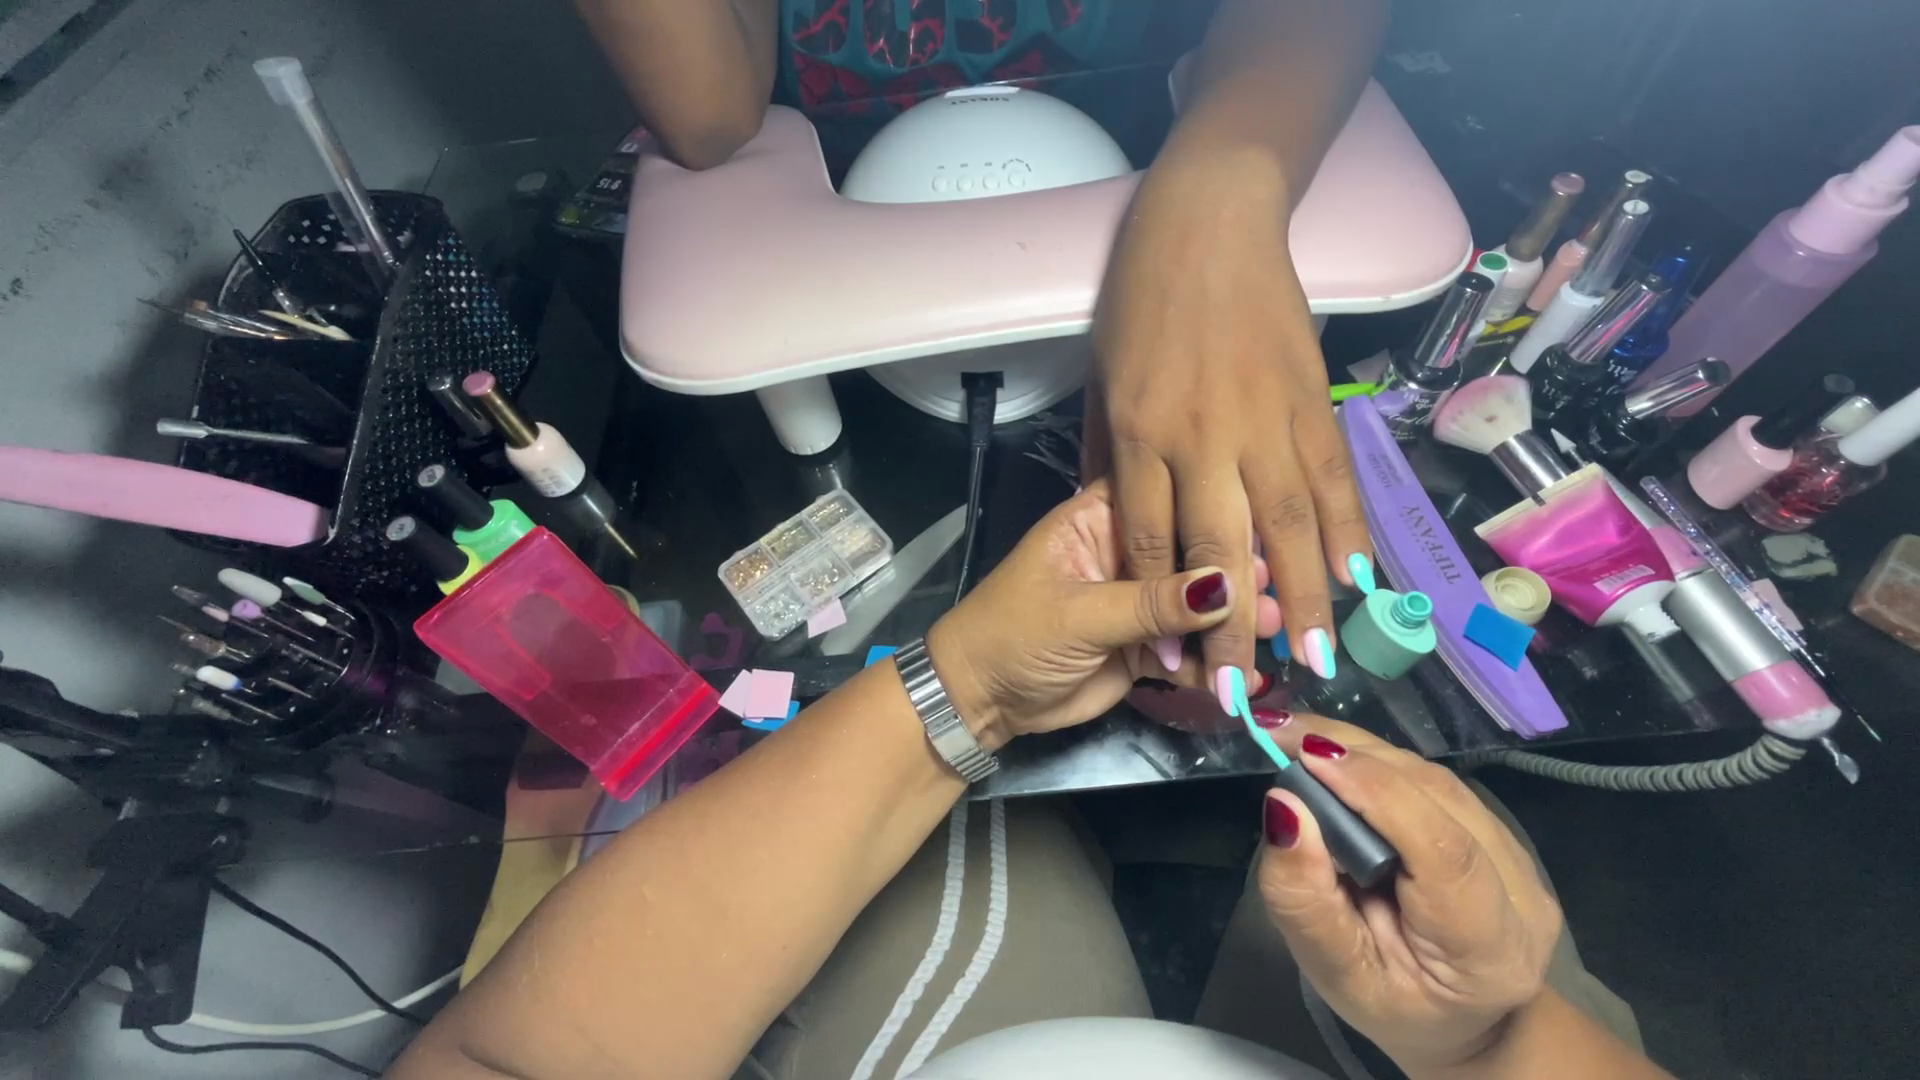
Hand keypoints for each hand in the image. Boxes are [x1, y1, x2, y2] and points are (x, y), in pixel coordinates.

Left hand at [925, 482, 1246, 751]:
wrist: (984, 699)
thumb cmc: (1013, 635)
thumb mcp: (1078, 614)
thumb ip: (1150, 603)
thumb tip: (1226, 586)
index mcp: (1099, 519)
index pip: (1165, 498)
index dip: (1213, 509)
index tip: (1264, 528)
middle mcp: (1127, 552)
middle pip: (1192, 553)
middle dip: (1234, 573)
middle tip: (1279, 589)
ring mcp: (1139, 601)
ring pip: (1197, 604)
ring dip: (1233, 620)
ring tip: (1275, 629)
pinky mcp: (1145, 645)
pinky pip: (1187, 649)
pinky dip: (1213, 662)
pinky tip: (1246, 675)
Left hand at [1085, 150, 1369, 689]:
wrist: (1207, 222)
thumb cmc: (1137, 303)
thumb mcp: (1100, 383)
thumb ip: (1107, 459)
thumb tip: (1119, 524)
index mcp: (1138, 436)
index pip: (1152, 540)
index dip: (1162, 607)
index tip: (1172, 659)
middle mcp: (1201, 438)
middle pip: (1218, 549)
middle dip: (1232, 630)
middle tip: (1247, 694)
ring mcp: (1264, 419)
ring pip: (1288, 526)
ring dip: (1304, 600)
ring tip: (1315, 659)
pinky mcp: (1314, 400)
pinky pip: (1333, 480)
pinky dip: (1349, 534)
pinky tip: (1358, 581)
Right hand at [1255, 716, 1561, 1075]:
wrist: (1461, 1021)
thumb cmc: (1391, 1002)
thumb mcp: (1332, 970)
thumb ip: (1303, 898)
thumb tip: (1284, 805)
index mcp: (1486, 948)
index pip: (1443, 849)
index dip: (1375, 791)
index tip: (1307, 756)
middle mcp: (1521, 894)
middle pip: (1439, 797)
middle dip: (1356, 755)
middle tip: (1279, 733)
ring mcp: (1518, 857)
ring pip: (1435, 778)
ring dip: (1361, 749)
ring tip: (1295, 736)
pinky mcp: (1498, 832)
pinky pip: (1432, 780)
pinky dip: (1375, 759)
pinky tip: (1332, 754)